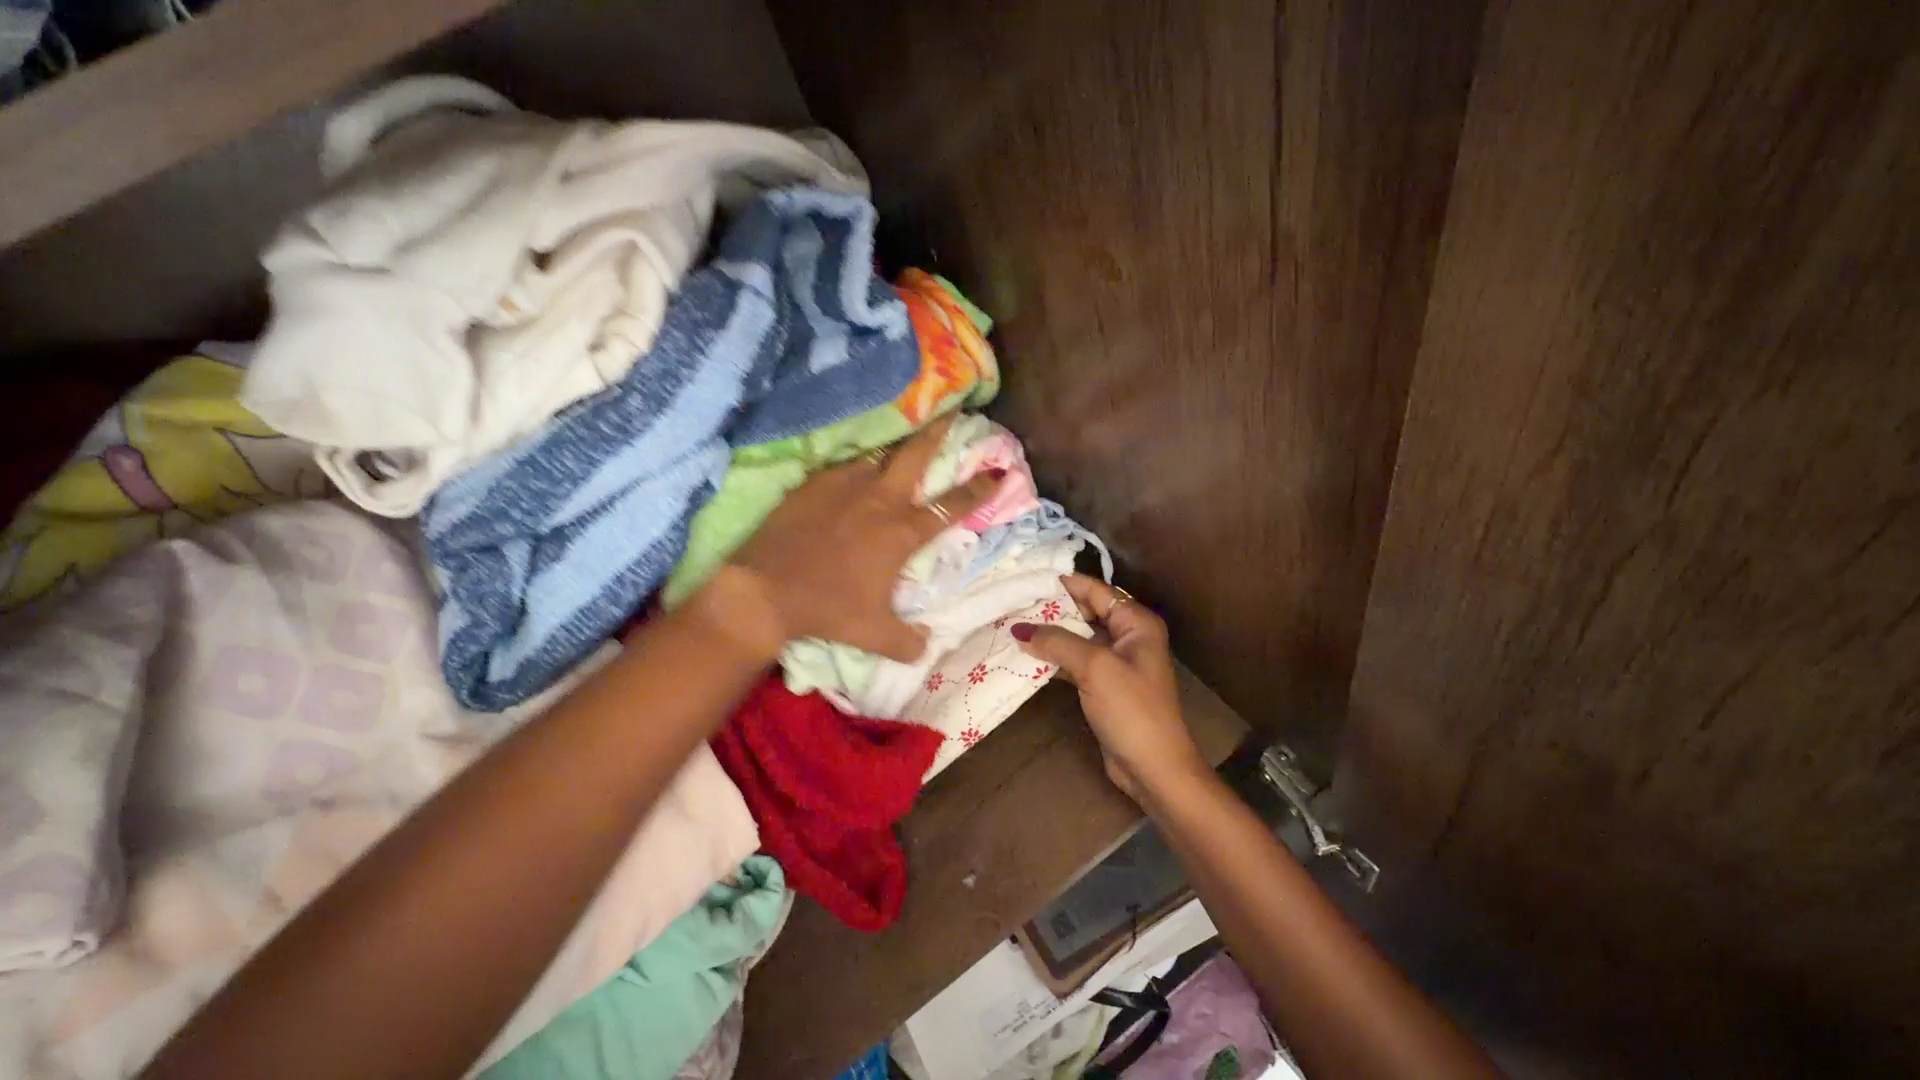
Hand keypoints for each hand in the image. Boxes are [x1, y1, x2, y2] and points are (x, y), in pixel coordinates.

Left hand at [709, 414, 1004, 661]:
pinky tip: (853, 469)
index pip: (952, 506)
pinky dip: (856, 463)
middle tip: (952, 410)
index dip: (980, 489)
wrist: (765, 591)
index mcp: (901, 532)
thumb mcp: (874, 635)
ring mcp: (843, 485)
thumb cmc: (827, 610)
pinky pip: (843, 464)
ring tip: (902, 436)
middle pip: (916, 454)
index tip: (1000, 472)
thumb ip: (908, 642)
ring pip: (878, 453)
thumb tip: (926, 645)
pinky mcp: (812, 483)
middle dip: (938, 431)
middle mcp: (879, 499)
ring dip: (895, 445)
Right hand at [1010, 574, 1208, 802]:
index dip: (1063, 583)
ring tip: (1012, 627)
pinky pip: (1076, 663)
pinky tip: (1026, 658)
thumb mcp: (1094, 668)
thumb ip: (1057, 642)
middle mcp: (1129, 637)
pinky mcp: (1105, 687)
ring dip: (1049, 635)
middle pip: (1086, 612)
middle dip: (1052, 609)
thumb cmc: (1132, 710)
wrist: (1153, 767)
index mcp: (1136, 623)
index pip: (1096, 590)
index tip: (1026, 579)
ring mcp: (1117, 663)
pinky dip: (1054, 660)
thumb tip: (1019, 629)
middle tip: (1012, 604)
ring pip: (1078, 638)